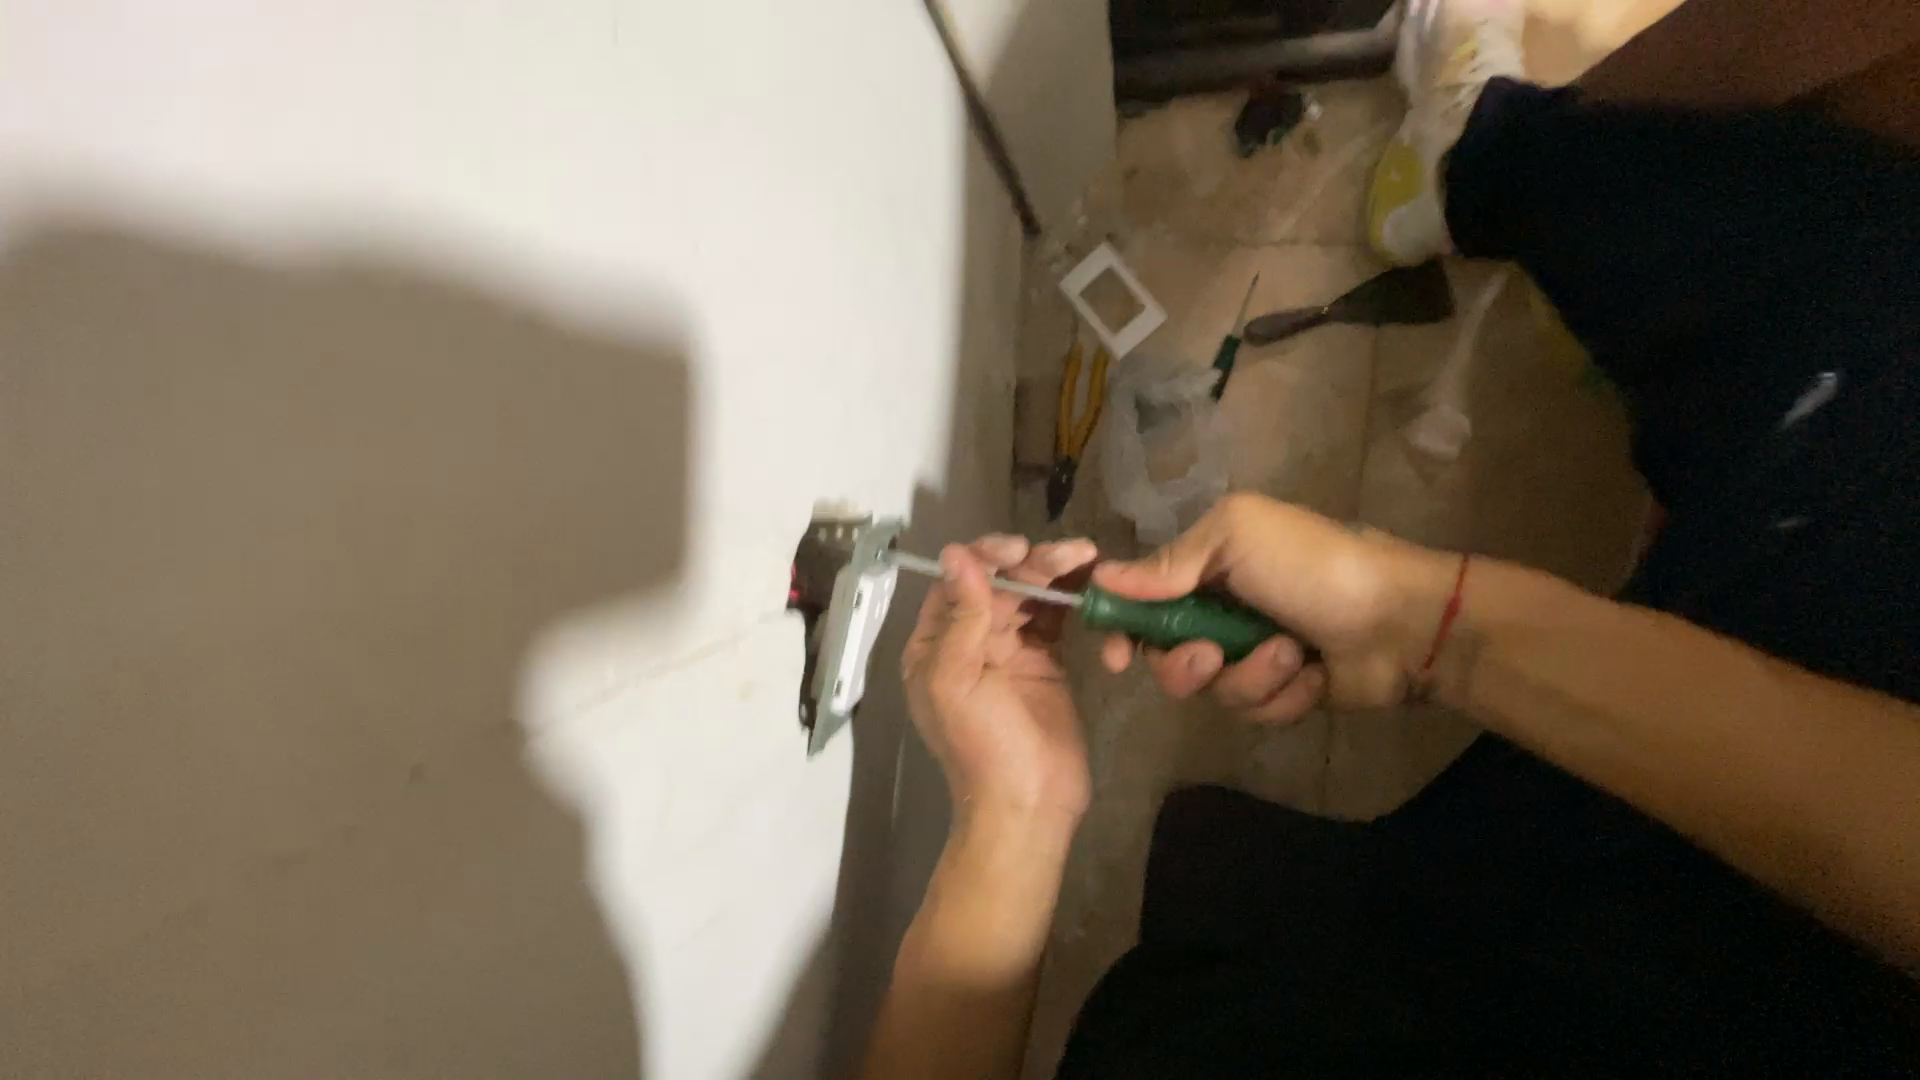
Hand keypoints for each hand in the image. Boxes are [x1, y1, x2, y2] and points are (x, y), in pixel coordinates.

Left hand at [902, 536, 1096, 828]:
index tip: (1019, 549)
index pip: (957, 581)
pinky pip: (1054, 618)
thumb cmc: (982, 745)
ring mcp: (1009, 647)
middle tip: (1070, 553)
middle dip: (1031, 562)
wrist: (1029, 803)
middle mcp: (969, 638)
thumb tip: (956, 555)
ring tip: (1088, 557)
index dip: (986, 557)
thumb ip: (961, 617)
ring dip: (1055, 573)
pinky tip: (1091, 583)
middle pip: (998, 582)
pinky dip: (1071, 598)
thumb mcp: (956, 680)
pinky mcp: (1045, 660)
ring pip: (1029, 595)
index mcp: (936, 642)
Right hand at [1093, 494, 1453, 721]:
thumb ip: (1168, 563)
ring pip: (1210, 691)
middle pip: (1166, 658)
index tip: (1116, 658)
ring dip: (1248, 677)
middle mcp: (1218, 612)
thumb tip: (1100, 578)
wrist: (1402, 619)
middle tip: (1211, 655)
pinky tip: (1314, 676)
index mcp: (1202, 569)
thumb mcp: (1235, 537)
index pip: (1140, 604)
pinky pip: (1254, 711)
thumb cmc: (1313, 565)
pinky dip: (1283, 696)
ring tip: (1291, 655)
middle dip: (1185, 664)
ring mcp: (1249, 655)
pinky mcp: (1281, 693)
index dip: (1121, 632)